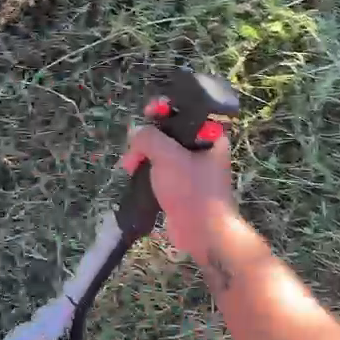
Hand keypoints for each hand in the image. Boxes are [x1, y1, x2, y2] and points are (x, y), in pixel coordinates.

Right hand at [119, 122, 238, 264]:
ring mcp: (191, 166)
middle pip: (168, 130)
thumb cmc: (191, 189)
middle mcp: (202, 147)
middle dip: (147, 136)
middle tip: (134, 148)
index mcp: (209, 134)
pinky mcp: (181, 183)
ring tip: (130, 166)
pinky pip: (160, 167)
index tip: (148, 113)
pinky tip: (134, 173)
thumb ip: (148, 137)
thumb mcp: (167, 156)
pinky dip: (146, 168)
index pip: (185, 109)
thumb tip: (135, 134)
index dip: (164, 107)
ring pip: (161, 149)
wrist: (202, 231)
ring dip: (143, 153)